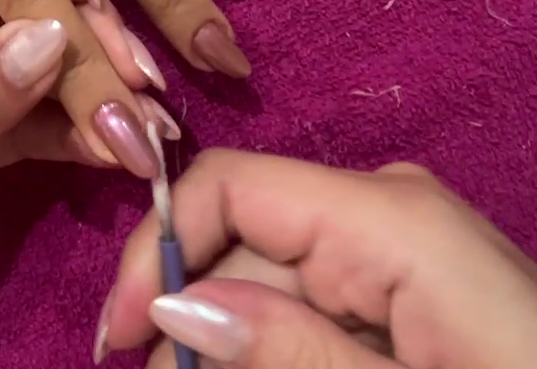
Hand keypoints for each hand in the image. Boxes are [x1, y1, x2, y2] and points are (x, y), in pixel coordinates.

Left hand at [0, 0, 145, 368]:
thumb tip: (56, 31)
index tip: (107, 2)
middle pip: (8, 10)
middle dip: (80, 39)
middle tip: (148, 83)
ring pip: (22, 71)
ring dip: (86, 93)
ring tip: (155, 125)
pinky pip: (16, 127)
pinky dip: (65, 136)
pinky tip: (118, 149)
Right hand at [100, 152, 536, 367]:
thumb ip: (292, 355)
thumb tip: (173, 299)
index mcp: (387, 217)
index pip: (228, 185)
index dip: (158, 247)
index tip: (121, 341)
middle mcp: (386, 208)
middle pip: (245, 243)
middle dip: (195, 320)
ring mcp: (403, 246)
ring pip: (276, 283)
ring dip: (238, 347)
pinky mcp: (415, 286)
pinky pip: (320, 308)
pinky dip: (284, 352)